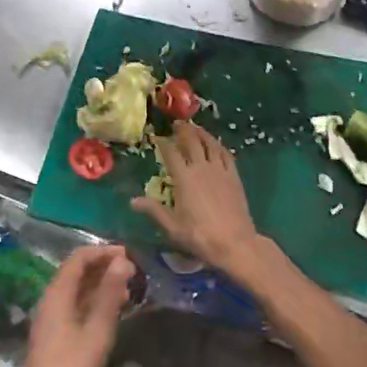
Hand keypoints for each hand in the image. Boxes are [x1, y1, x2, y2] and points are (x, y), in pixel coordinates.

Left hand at [15, 245, 135, 366]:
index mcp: (57, 293)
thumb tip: (122, 261)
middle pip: (76, 272)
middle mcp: (50, 300)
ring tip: (129, 290)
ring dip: (101, 285)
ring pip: (77, 290)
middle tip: (132, 272)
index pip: (79, 258)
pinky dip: (94, 302)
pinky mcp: (54, 336)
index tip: (129, 254)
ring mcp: (50, 319)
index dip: (103, 251)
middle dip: (104, 267)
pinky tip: (112, 312)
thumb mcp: (97, 329)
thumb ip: (109, 293)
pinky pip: (75, 306)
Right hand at [134, 122, 263, 274]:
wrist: (234, 243)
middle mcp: (201, 168)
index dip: (162, 142)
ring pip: (210, 143)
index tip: (156, 136)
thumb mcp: (172, 226)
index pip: (171, 153)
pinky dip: (219, 145)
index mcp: (184, 178)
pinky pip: (226, 154)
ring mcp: (220, 170)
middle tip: (177, 123)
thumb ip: (153, 210)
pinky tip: (216, 144)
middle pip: (192, 141)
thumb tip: (132, 201)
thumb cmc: (199, 236)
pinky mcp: (234, 176)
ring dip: (201, 133)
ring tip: (195, 127)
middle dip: (183, 130)